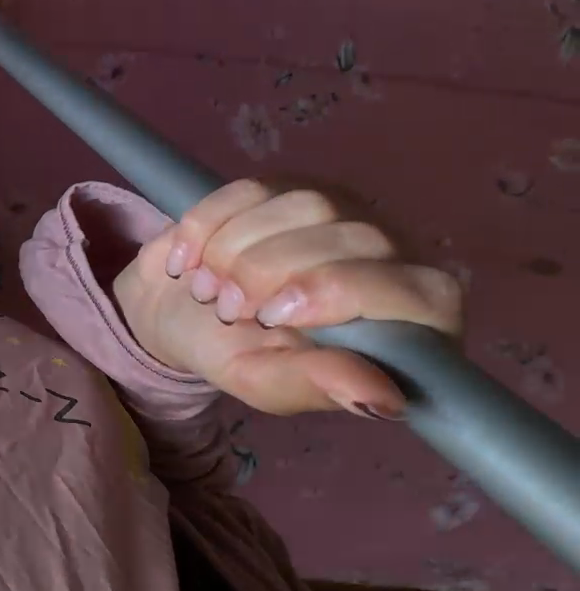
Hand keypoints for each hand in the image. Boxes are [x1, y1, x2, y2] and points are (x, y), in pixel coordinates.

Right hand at [115, 180, 462, 418]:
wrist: (174, 311)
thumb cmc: (232, 353)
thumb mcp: (265, 382)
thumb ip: (317, 385)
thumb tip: (382, 401)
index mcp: (411, 316)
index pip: (416, 288)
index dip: (339, 293)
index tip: (268, 317)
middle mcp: (391, 254)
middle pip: (355, 237)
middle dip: (270, 272)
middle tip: (223, 309)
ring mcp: (337, 213)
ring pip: (303, 204)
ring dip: (235, 249)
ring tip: (206, 288)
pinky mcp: (281, 188)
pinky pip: (250, 189)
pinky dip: (206, 225)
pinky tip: (189, 260)